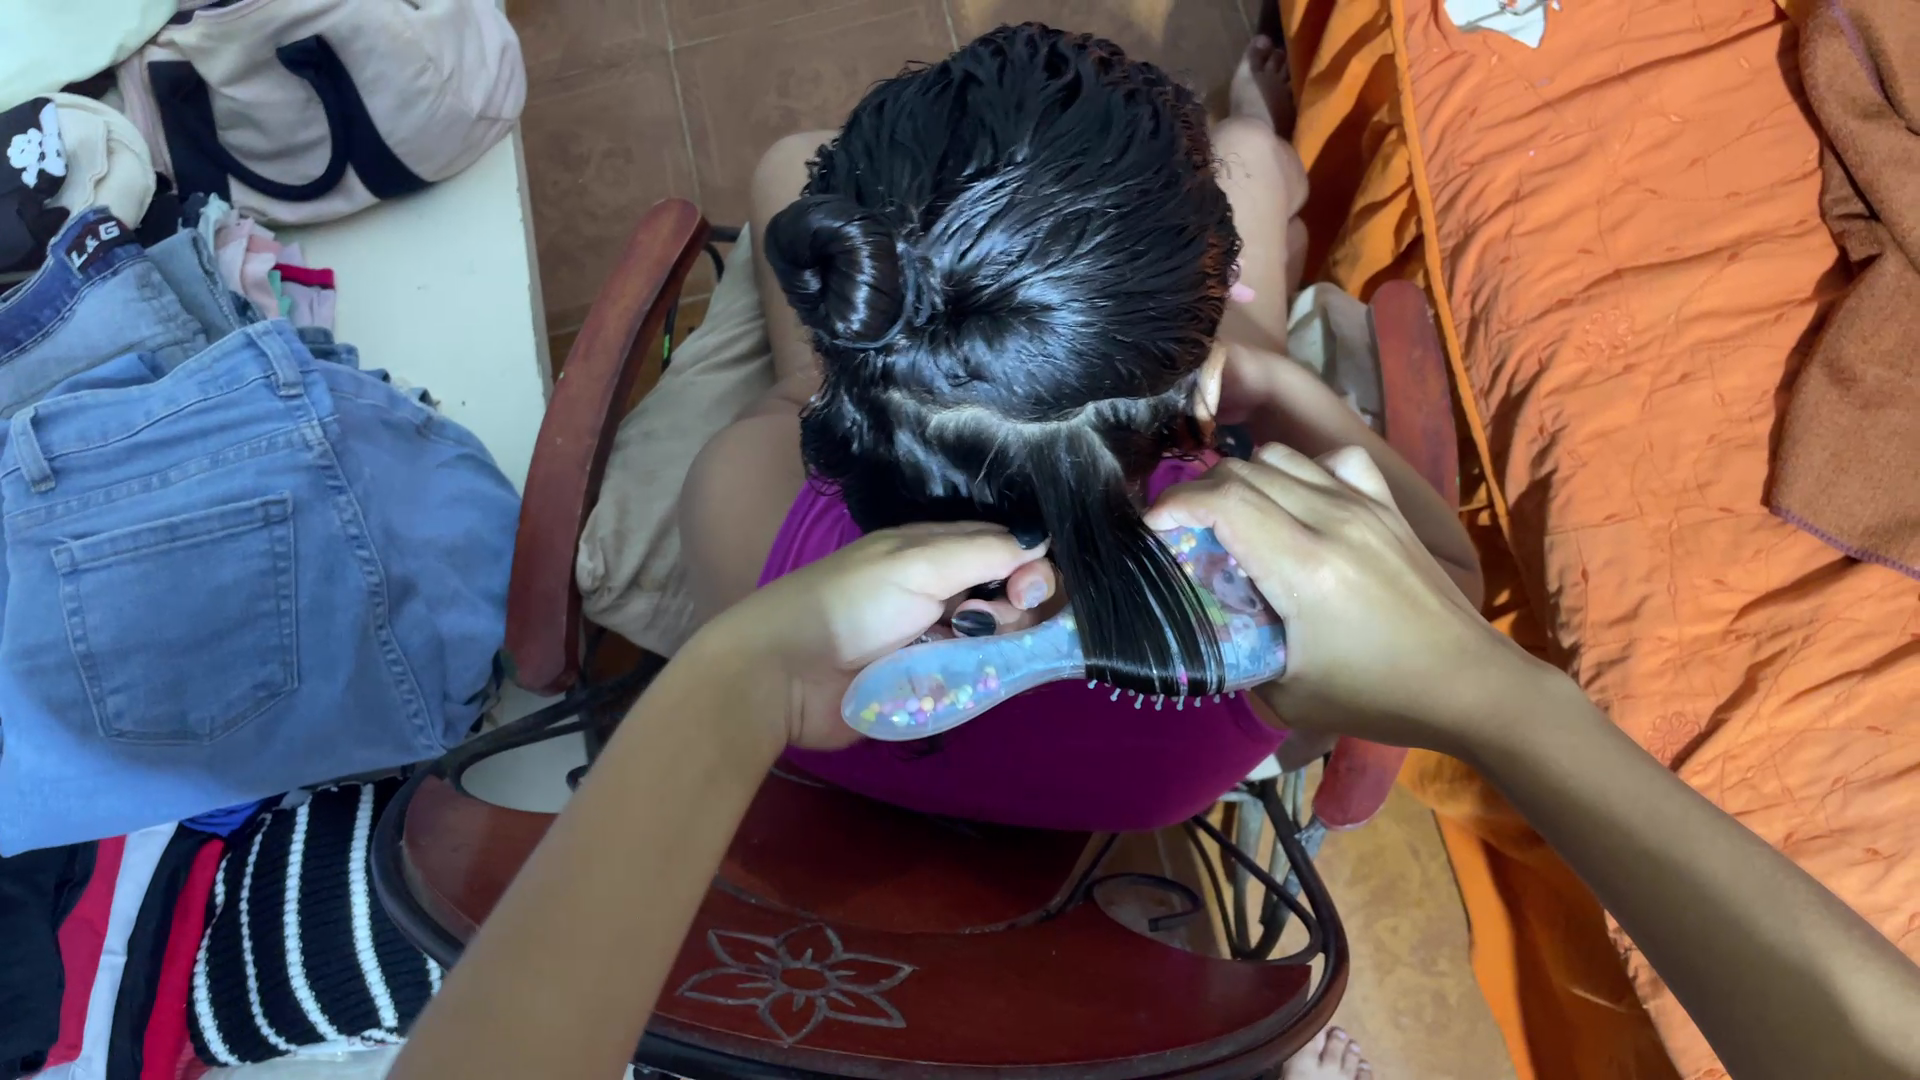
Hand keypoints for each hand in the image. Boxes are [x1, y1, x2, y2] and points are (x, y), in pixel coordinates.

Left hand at [701, 523, 1051, 751]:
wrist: (785, 675)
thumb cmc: (850, 605)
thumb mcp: (915, 564)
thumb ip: (981, 551)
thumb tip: (1041, 540)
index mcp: (932, 549)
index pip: (1002, 545)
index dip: (1028, 561)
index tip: (1029, 585)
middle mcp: (940, 588)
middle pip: (1006, 591)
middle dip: (1016, 602)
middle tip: (994, 616)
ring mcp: (935, 636)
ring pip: (996, 633)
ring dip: (998, 638)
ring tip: (968, 643)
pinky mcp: (929, 680)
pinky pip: (975, 671)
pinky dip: (983, 670)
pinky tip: (977, 672)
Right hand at [1145, 444, 1556, 751]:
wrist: (1471, 686)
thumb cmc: (1376, 696)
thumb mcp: (1285, 695)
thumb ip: (1234, 654)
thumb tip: (1202, 628)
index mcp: (1303, 567)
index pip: (1222, 500)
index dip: (1173, 505)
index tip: (1154, 529)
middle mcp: (1332, 521)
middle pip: (1242, 470)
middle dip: (1198, 493)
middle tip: (1187, 531)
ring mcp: (1364, 506)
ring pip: (1281, 456)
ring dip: (1243, 478)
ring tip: (1236, 515)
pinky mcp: (1388, 508)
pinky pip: (1333, 459)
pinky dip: (1301, 468)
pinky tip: (1299, 500)